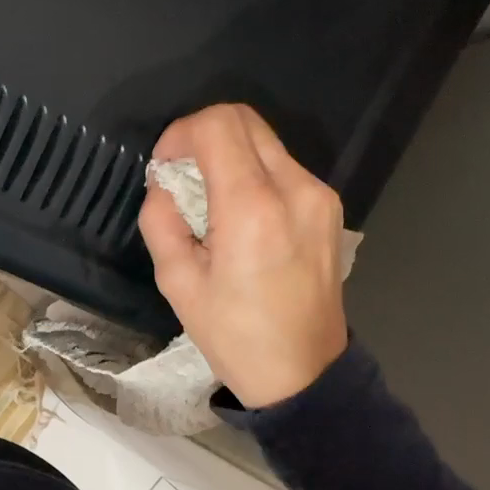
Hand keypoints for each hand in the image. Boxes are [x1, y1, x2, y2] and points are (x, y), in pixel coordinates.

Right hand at [139, 104, 346, 407]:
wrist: (301, 370)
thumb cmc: (233, 335)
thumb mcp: (177, 283)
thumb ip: (161, 222)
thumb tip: (164, 185)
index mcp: (252, 208)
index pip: (217, 126)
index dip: (179, 134)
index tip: (163, 168)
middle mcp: (294, 188)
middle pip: (244, 119)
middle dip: (202, 137)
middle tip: (180, 179)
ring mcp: (318, 195)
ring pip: (264, 141)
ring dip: (227, 156)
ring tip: (207, 205)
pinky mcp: (327, 206)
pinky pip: (281, 167)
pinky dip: (250, 174)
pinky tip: (236, 218)